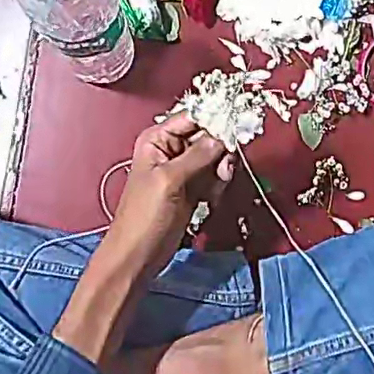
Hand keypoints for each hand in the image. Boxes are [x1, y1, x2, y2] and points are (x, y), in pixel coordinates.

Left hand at [106, 113, 234, 275]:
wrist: (137, 258)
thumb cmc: (144, 217)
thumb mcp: (169, 180)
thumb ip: (198, 155)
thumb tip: (224, 134)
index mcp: (159, 138)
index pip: (194, 116)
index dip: (216, 119)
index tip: (237, 126)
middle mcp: (172, 148)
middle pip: (209, 134)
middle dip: (221, 149)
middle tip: (224, 168)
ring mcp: (184, 168)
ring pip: (217, 155)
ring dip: (221, 169)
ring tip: (215, 187)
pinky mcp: (194, 186)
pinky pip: (216, 174)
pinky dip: (219, 183)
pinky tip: (211, 197)